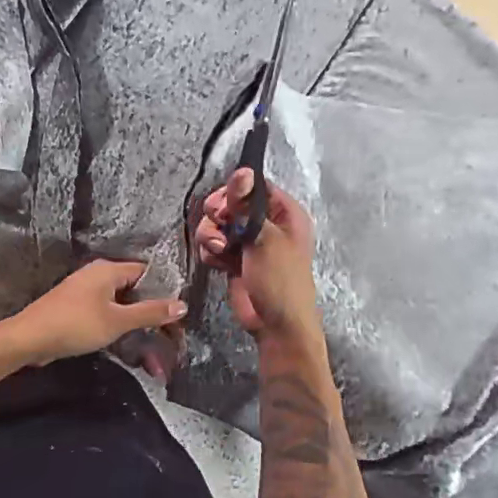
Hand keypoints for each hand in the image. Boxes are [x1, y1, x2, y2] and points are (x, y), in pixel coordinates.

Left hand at [0, 260, 187, 364]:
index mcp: (109, 270)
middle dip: (152, 316)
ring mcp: (86, 293)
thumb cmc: (76, 324)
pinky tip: (130, 351)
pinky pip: (107, 316)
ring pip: (121, 307)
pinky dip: (119, 331)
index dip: (165, 292)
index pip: (147, 273)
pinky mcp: (77, 310)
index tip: (179, 314)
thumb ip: (150, 313)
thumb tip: (182, 304)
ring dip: (137, 329)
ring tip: (153, 355)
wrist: (28, 339)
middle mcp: (98, 275)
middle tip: (170, 339)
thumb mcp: (118, 321)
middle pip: (135, 291)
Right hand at [194, 169, 319, 344]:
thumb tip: (242, 172)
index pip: (256, 187)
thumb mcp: (265, 239)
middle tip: (218, 224)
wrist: (276, 326)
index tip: (224, 202)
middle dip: (219, 214)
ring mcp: (250, 243)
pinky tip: (217, 263)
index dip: (236, 190)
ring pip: (219, 225)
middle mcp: (268, 224)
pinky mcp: (235, 260)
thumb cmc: (280, 280)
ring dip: (212, 235)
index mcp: (286, 214)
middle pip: (232, 203)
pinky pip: (215, 245)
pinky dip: (212, 252)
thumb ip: (248, 206)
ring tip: (220, 251)